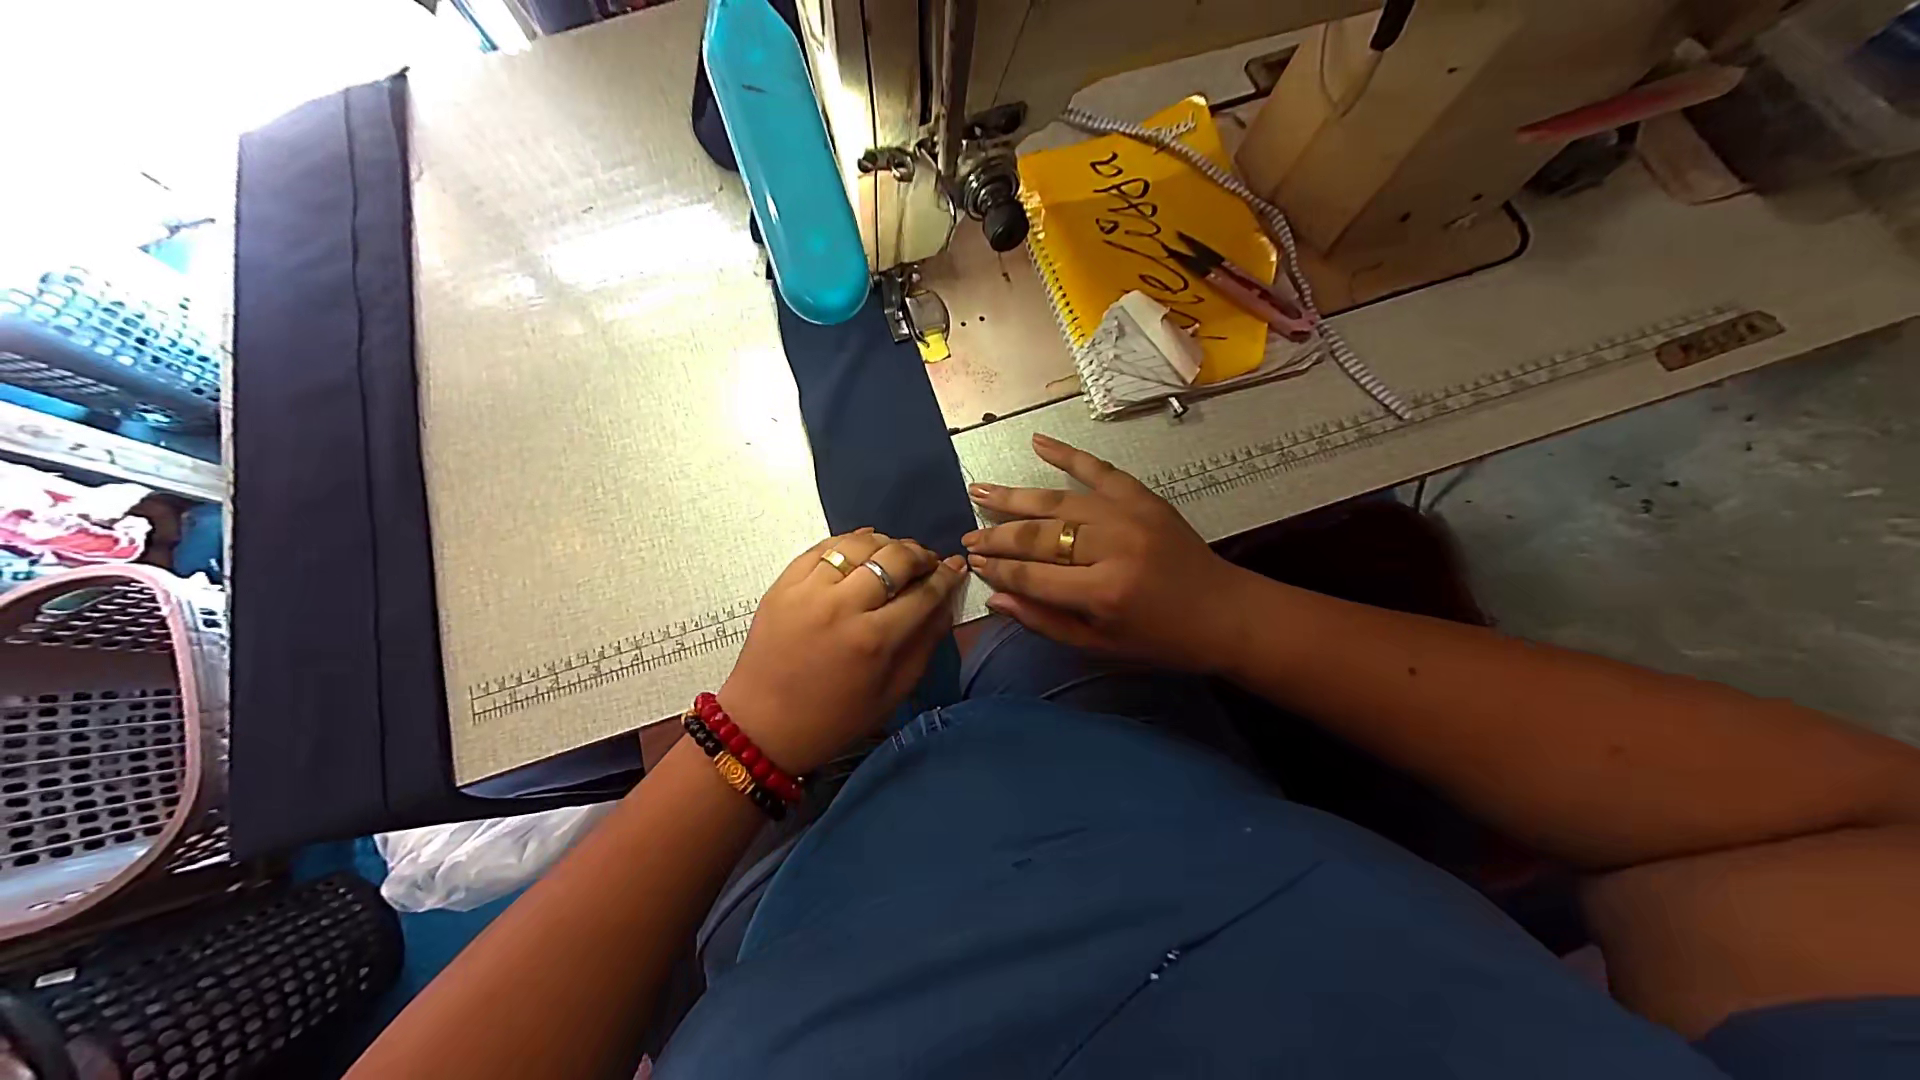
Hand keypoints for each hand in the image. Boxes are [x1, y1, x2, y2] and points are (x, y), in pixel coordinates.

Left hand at [719, 529, 965, 773]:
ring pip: (859, 544)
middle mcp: (843, 606)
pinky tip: (862, 545)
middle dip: (920, 555)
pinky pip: (823, 547)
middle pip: (895, 558)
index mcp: (874, 640)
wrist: (762, 725)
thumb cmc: (834, 718)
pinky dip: (848, 541)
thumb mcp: (892, 692)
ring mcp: (809, 590)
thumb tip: (944, 605)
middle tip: (926, 562)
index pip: (924, 592)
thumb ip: (924, 644)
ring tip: (895, 554)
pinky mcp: (784, 584)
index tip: (955, 568)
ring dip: (886, 543)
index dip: (946, 576)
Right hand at [963, 433, 1254, 672]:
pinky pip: (1098, 469)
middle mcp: (1112, 548)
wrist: (1225, 612)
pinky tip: (1037, 442)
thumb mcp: (1099, 645)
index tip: (971, 563)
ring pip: (1057, 502)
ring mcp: (1129, 515)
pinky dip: (1067, 454)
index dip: (998, 570)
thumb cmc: (1160, 639)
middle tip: (967, 537)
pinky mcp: (1143, 497)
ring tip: (979, 491)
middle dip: (997, 537)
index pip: (1032, 576)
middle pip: (1039, 536)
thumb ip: (1044, 620)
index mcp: (1103, 592)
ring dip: (1014, 497)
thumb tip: (995, 597)